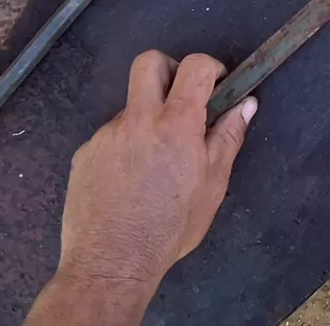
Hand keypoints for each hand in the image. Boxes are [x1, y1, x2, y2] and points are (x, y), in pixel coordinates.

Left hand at [54, 51, 257, 294]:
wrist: (109, 266)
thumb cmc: (171, 226)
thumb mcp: (213, 183)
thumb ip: (229, 136)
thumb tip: (246, 103)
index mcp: (176, 123)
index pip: (194, 66)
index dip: (210, 67)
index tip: (215, 85)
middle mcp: (138, 119)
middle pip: (149, 62)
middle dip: (169, 69)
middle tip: (180, 98)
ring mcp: (106, 136)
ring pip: (131, 107)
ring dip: (147, 120)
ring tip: (154, 162)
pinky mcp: (84, 155)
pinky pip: (111, 137)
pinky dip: (125, 147)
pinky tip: (129, 181)